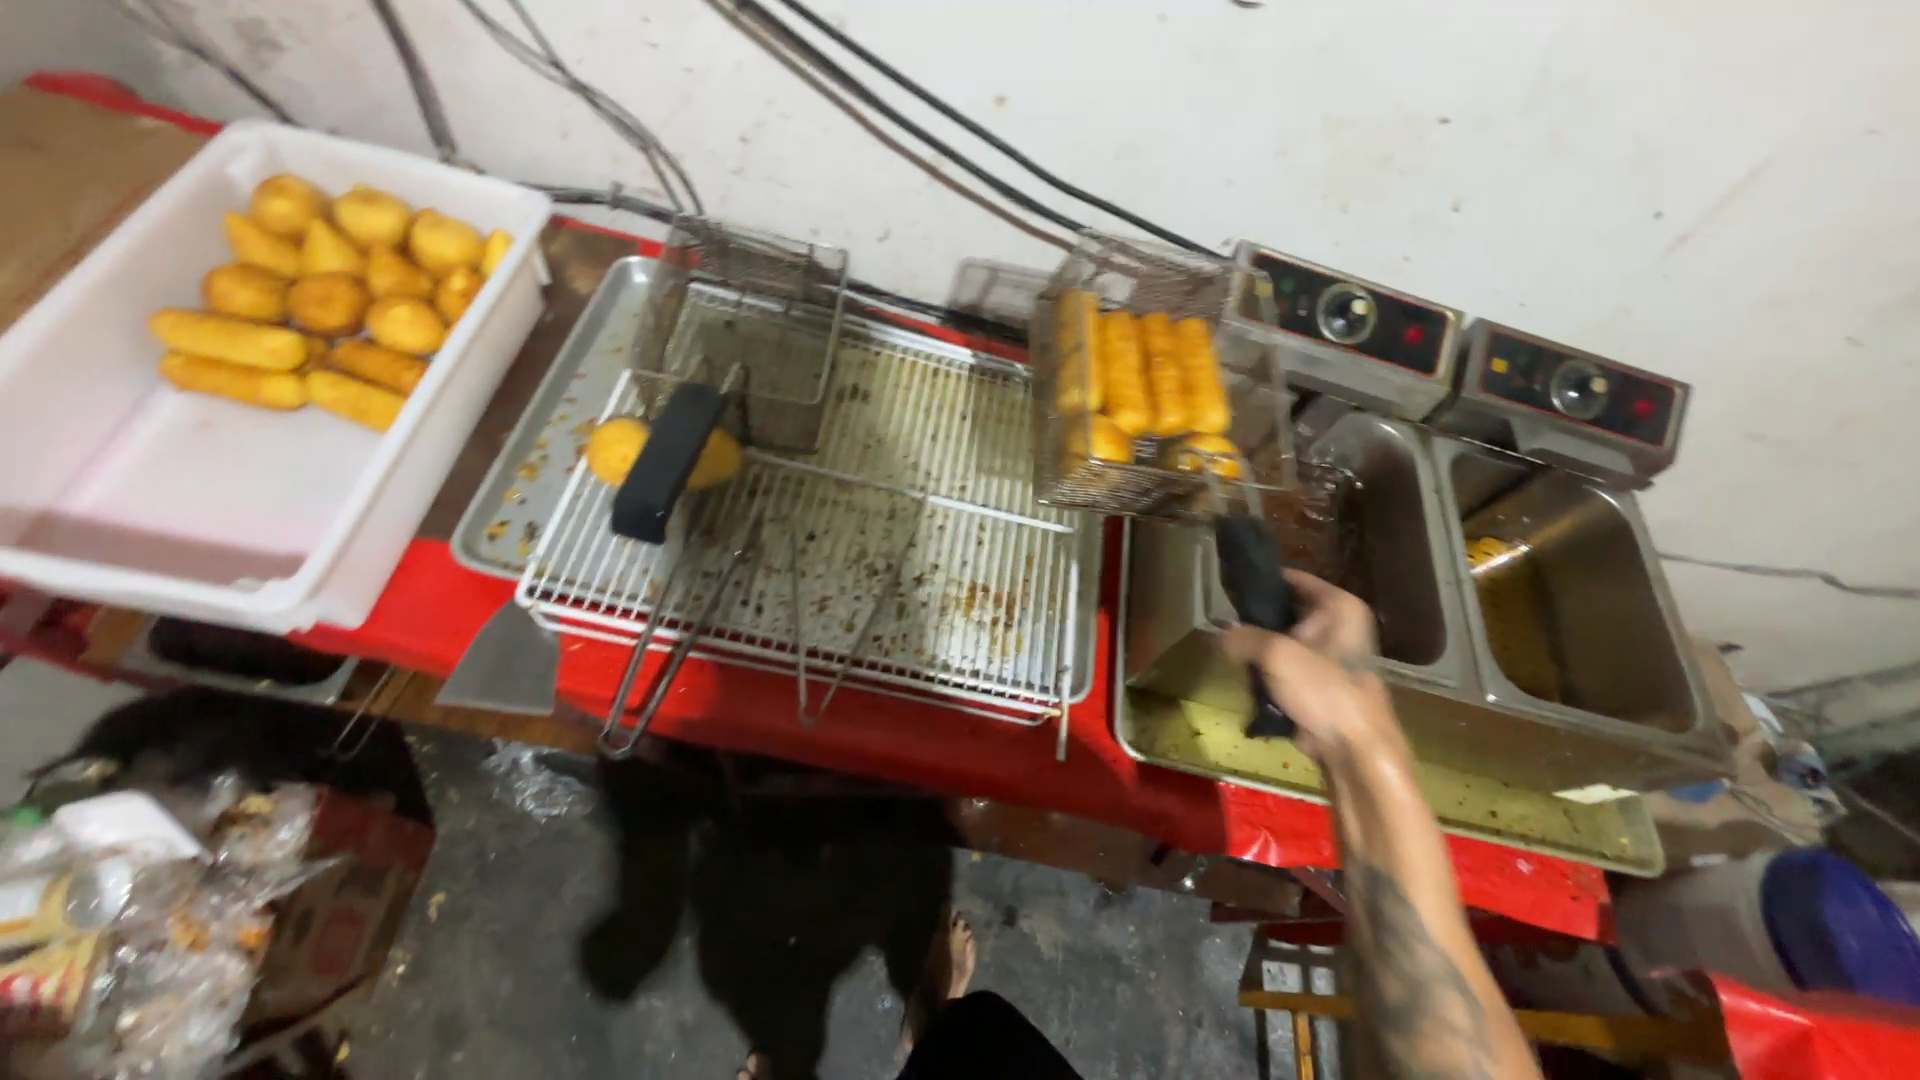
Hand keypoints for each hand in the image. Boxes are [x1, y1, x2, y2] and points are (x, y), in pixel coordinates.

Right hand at [1220, 570, 1406, 766]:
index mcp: (1340, 606)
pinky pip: (1289, 668)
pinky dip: (1271, 674)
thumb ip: (1243, 638)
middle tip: (1226, 628)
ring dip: (1261, 652)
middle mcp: (1341, 624)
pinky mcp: (1324, 682)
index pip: (1292, 579)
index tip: (1229, 590)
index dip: (1261, 583)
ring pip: (1285, 642)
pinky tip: (1252, 682)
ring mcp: (1334, 655)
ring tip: (1236, 657)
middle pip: (1287, 611)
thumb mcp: (1276, 656)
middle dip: (1257, 623)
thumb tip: (1218, 634)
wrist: (1355, 748)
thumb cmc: (1324, 690)